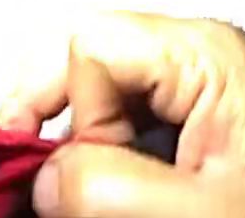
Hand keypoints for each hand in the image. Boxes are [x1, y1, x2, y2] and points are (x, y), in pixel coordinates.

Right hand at [0, 12, 244, 217]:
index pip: (93, 43)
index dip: (71, 111)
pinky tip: (116, 195)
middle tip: (48, 191)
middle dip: (66, 124)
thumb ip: (110, 189)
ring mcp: (198, 82)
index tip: (57, 179)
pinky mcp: (200, 115)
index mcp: (203, 53)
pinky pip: (130, 117)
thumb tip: (41, 176)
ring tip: (91, 201)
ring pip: (104, 90)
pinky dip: (110, 156)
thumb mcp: (202, 217)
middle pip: (93, 58)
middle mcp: (197, 53)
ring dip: (85, 146)